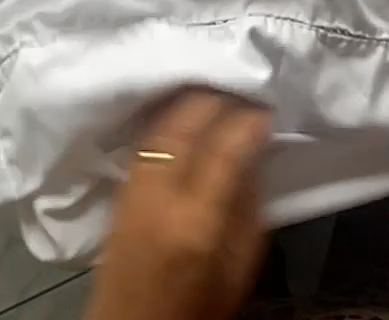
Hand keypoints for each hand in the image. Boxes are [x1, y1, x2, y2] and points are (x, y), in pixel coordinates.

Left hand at [84, 90, 273, 319]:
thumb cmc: (197, 307)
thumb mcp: (239, 269)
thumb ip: (250, 208)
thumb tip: (256, 156)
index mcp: (196, 220)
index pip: (225, 148)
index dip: (250, 121)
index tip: (269, 108)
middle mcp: (159, 192)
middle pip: (187, 122)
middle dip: (218, 97)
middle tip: (243, 90)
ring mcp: (133, 184)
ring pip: (162, 122)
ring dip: (191, 99)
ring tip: (218, 91)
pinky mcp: (119, 184)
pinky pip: (147, 135)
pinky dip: (169, 115)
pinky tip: (185, 110)